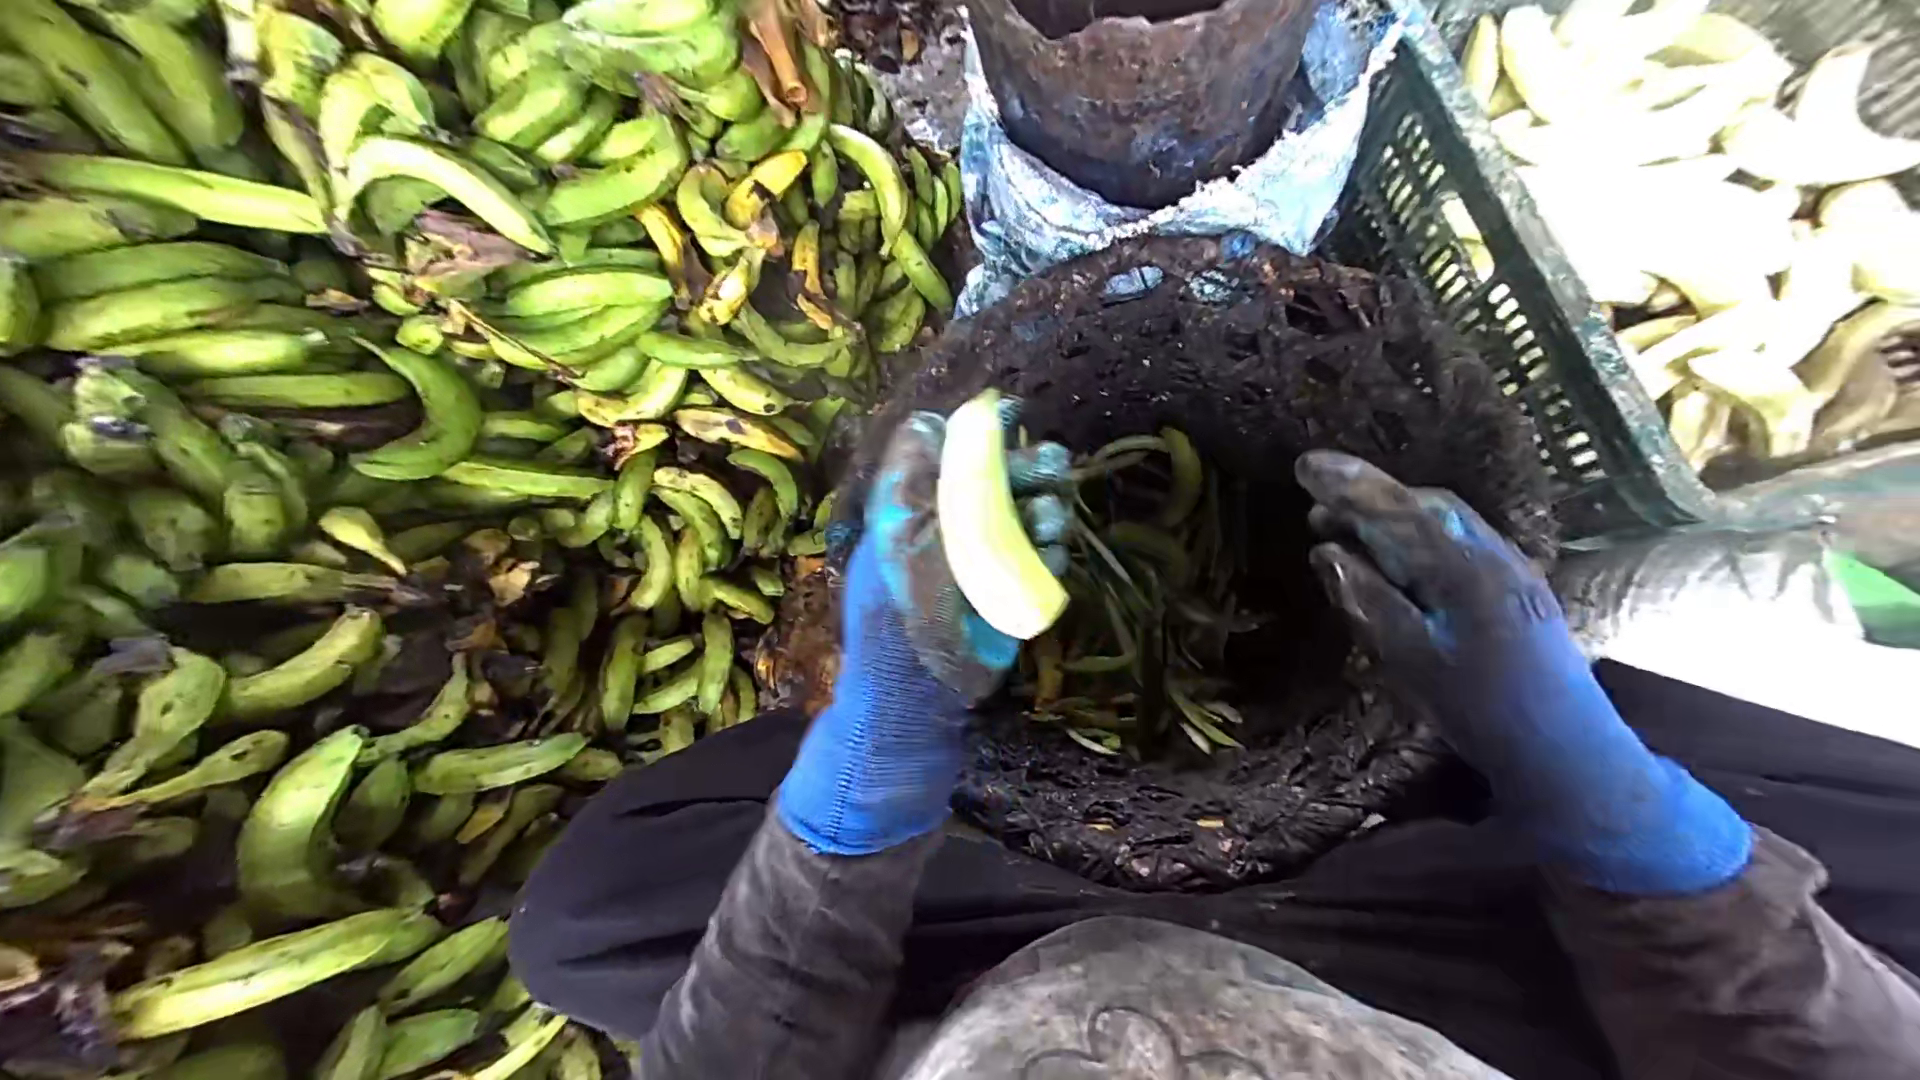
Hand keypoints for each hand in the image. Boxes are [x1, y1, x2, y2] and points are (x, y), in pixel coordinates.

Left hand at [776, 402, 1070, 855]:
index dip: (983, 429)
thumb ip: (923, 480)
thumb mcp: (904, 535)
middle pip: (1004, 475)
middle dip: (1030, 468)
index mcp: (920, 503)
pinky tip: (1045, 555)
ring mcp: (989, 552)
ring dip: (1045, 508)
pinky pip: (1045, 551)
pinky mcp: (1015, 581)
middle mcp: (957, 520)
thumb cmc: (902, 605)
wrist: (922, 684)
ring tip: (1047, 520)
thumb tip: (933, 417)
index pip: (953, 448)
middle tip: (1053, 467)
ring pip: (1033, 509)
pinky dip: (1049, 548)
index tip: (1010, 415)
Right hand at [1296, 450, 1751, 893]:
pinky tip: (1382, 555)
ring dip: (1384, 516)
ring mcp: (1507, 569)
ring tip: (1335, 527)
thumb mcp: (1410, 658)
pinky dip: (1406, 536)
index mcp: (1467, 571)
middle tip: (1313, 506)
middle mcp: (1492, 556)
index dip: (1349, 486)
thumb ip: (1368, 598)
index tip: (1305, 465)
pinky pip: (1448, 542)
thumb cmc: (1481, 709)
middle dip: (1365, 497)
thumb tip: (1327, 552)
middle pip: (1422, 506)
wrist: (1568, 754)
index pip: (1399, 512)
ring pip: (1437, 522)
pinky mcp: (1509, 586)